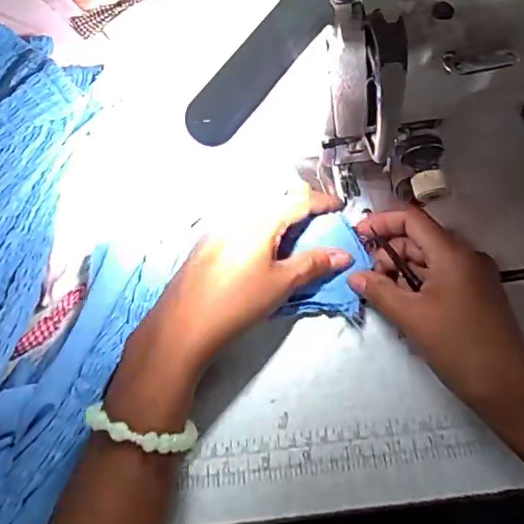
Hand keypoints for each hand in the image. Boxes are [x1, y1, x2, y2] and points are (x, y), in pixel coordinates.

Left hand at [108, 186, 351, 430]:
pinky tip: (264, 249)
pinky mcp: (208, 242)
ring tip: (294, 235)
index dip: (322, 201)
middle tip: (318, 219)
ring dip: (279, 214)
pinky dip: (261, 225)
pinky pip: (242, 220)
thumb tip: (342, 255)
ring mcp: (218, 227)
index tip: (339, 207)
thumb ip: (313, 264)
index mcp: (258, 220)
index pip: (298, 199)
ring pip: (256, 208)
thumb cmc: (235, 304)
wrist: (182, 327)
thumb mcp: (281, 284)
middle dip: (300, 202)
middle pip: (275, 196)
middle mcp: (237, 215)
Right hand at [348, 207, 523, 428]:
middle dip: (389, 254)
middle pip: (419, 239)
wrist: (507, 386)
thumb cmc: (459, 347)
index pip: (412, 219)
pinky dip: (419, 284)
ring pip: (429, 260)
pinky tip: (406, 306)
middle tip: (368, 279)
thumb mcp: (412, 318)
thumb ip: (379, 291)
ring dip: (402, 272)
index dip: (382, 222)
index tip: (358, 236)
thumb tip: (355, 276)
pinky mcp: (477, 293)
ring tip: (384, 297)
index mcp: (452, 253)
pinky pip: (442, 276)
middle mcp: (466, 256)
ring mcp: (474, 274)